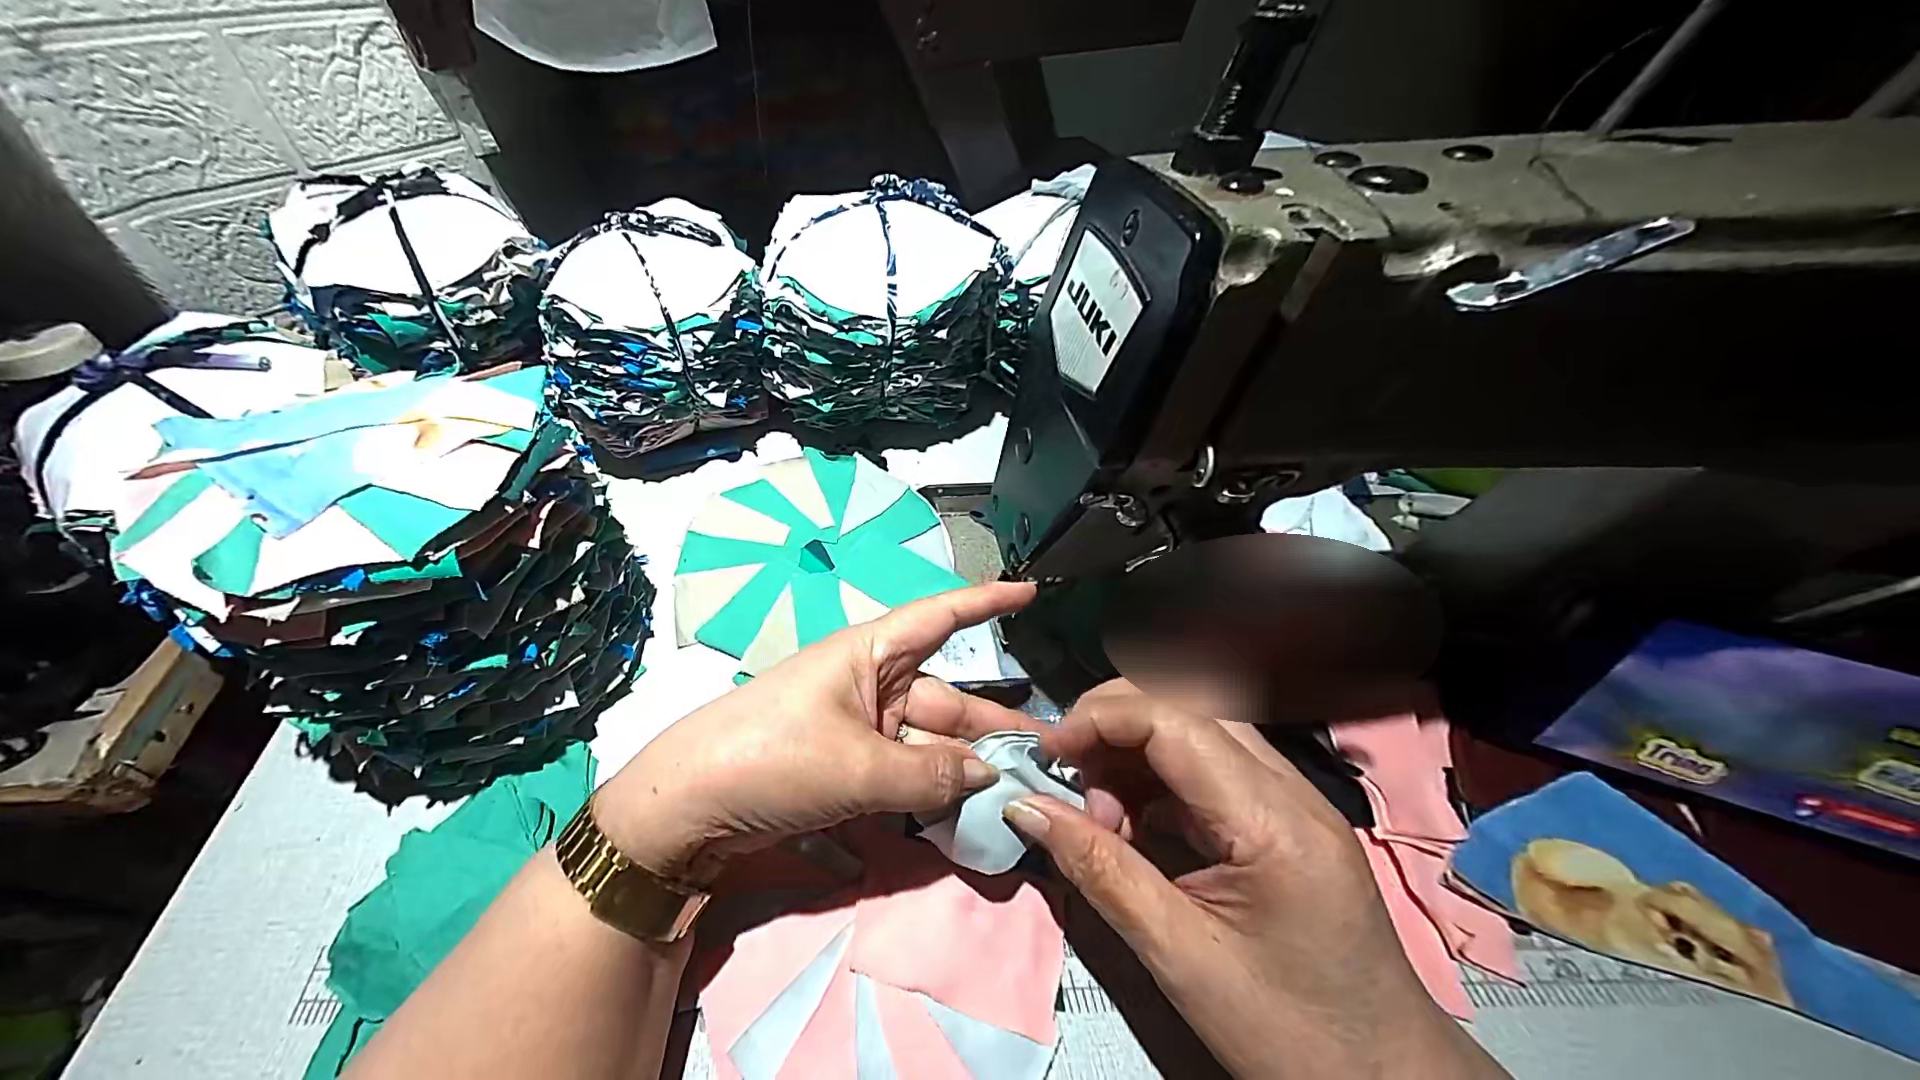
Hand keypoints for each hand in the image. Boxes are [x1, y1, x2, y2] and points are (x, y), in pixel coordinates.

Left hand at [594, 581, 1041, 884]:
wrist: (684, 809)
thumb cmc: (771, 758)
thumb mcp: (855, 768)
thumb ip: (929, 776)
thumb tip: (989, 775)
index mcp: (870, 653)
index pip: (940, 617)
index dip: (987, 602)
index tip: (1031, 592)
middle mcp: (872, 682)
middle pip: (948, 699)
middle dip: (994, 725)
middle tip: (1047, 755)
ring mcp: (862, 726)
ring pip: (931, 742)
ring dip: (968, 766)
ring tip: (1019, 790)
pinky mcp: (851, 765)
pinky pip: (908, 772)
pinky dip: (935, 791)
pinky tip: (970, 811)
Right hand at [1003, 680, 1508, 1079]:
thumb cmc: (1289, 1033)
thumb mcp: (1179, 956)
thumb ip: (1100, 870)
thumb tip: (1026, 807)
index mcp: (1272, 820)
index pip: (1174, 720)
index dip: (1100, 719)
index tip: (1048, 752)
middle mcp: (1288, 787)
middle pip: (1186, 706)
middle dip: (1112, 725)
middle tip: (1068, 776)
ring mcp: (1291, 797)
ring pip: (1195, 730)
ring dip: (1133, 752)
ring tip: (1099, 811)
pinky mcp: (1281, 815)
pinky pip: (1206, 766)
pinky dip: (1156, 779)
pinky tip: (1134, 822)